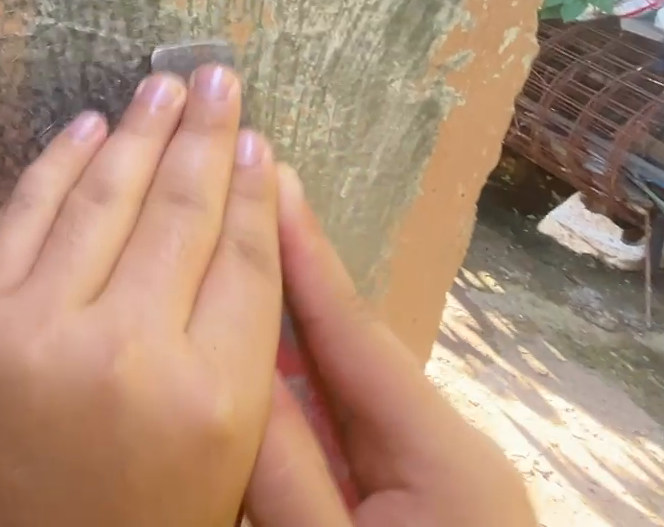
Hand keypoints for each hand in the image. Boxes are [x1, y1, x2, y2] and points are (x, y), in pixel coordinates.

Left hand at [0, 66, 282, 526]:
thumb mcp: (212, 472)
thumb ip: (232, 367)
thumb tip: (238, 244)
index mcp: (212, 403)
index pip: (245, 265)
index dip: (252, 192)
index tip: (258, 140)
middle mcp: (131, 348)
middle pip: (182, 215)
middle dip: (204, 138)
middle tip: (218, 78)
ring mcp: (42, 320)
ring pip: (105, 199)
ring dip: (139, 133)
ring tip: (165, 86)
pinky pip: (26, 213)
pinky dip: (58, 163)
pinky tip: (86, 127)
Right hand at [245, 167, 534, 526]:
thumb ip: (281, 467)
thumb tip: (221, 361)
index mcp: (441, 462)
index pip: (351, 329)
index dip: (302, 247)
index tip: (266, 169)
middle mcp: (432, 451)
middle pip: (340, 343)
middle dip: (284, 267)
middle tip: (234, 189)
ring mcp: (410, 476)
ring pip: (325, 382)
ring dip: (273, 316)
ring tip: (222, 243)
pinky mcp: (383, 499)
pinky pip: (320, 423)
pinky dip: (277, 378)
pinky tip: (236, 343)